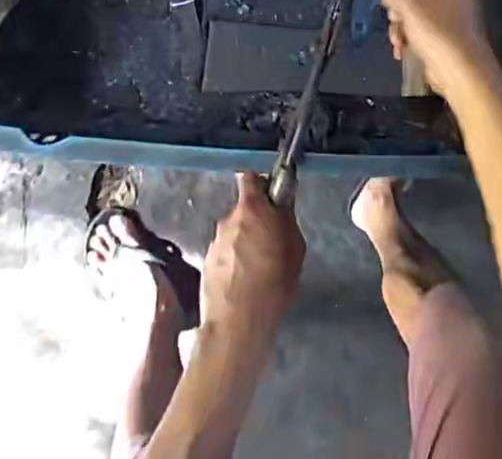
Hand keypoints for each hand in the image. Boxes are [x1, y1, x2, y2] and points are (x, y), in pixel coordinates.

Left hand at [200, 173, 305, 329]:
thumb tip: (281, 208)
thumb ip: (286, 221)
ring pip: (234, 233)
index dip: (262, 185)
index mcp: (251, 209)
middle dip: (257, 221)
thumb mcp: (295, 249)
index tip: (272, 198)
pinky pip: (225, 253)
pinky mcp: (206, 261)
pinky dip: (234, 261)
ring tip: (258, 270)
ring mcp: (214, 241)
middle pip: (244, 211)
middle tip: (272, 243)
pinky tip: (244, 282)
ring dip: (245, 243)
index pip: (251, 178)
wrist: (237, 323)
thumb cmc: (274, 283)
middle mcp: (228, 219)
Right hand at [381, 0, 498, 94]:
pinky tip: (404, 50)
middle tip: (396, 17)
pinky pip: (423, 28)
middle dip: (400, 6)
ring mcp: (456, 11)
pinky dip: (411, 38)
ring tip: (400, 39)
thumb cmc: (436, 26)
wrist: (459, 70)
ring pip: (416, 9)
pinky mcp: (451, 33)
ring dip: (401, 25)